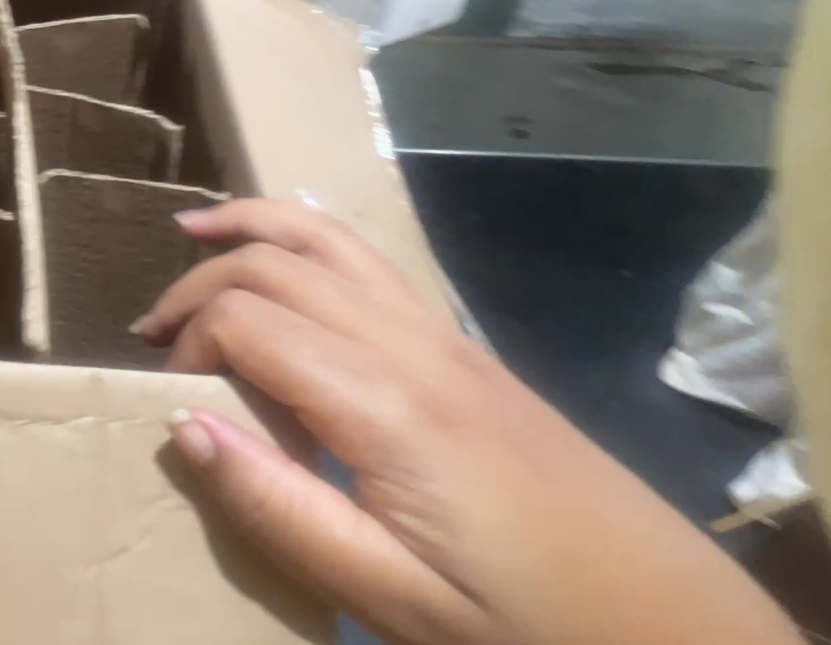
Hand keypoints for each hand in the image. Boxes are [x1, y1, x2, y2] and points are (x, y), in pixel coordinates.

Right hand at [139, 200, 802, 644]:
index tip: (178, 400)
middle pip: (274, 263)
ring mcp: (440, 333)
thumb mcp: (390, 597)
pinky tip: (283, 235)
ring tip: (190, 230)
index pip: (247, 321)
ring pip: (325, 235)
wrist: (678, 633)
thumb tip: (182, 424)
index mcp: (386, 404)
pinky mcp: (457, 344)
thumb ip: (276, 506)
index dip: (190, 346)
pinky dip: (306, 229)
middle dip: (197, 284)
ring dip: (249, 225)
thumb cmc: (527, 624)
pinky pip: (366, 256)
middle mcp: (409, 343)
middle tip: (151, 332)